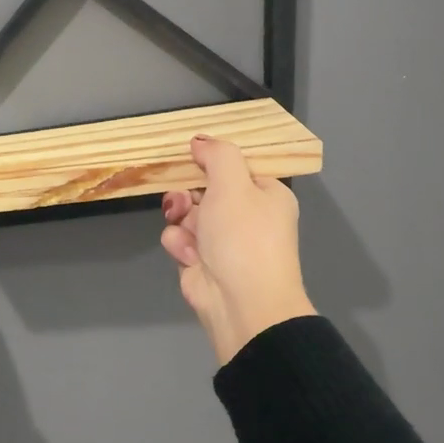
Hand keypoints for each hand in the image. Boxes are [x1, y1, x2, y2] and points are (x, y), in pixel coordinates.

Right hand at [160, 136, 317, 364]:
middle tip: (184, 199)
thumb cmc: (244, 238)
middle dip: (187, 193)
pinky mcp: (199, 259)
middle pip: (203, 188)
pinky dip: (180, 244)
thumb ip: (217, 155)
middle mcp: (245, 214)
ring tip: (190, 233)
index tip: (190, 157)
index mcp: (265, 194)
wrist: (241, 303)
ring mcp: (221, 239)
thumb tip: (199, 140)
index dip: (210, 161)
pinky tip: (190, 256)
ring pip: (184, 213)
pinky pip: (178, 238)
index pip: (234, 166)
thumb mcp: (233, 185)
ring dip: (181, 220)